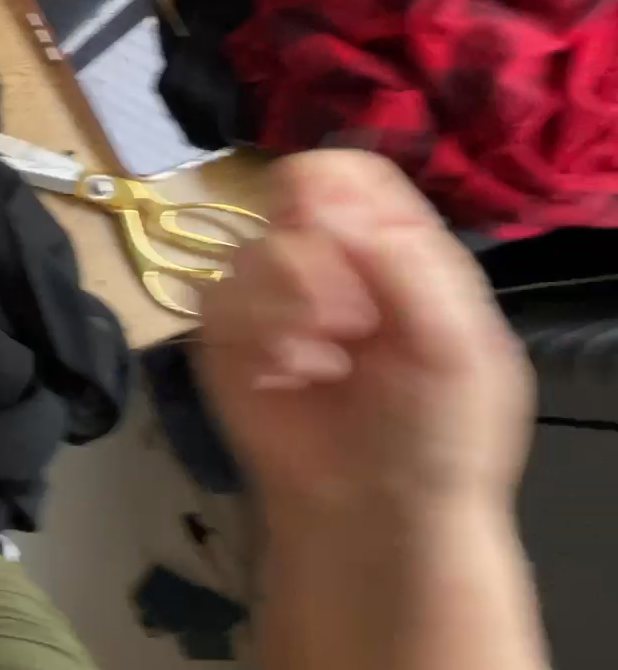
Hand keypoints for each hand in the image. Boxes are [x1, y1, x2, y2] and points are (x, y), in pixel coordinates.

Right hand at [199, 151, 533, 515]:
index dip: (328, 185)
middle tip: (350, 323)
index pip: (345, 172)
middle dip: (315, 271)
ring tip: (322, 360)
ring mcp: (263, 291)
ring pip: (245, 256)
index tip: (329, 231)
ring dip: (286, 312)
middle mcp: (321, 259)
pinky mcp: (219, 325)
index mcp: (389, 249)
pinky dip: (255, 338)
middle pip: (285, 211)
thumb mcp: (455, 348)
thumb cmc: (434, 427)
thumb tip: (315, 200)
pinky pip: (213, 299)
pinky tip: (287, 372)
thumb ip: (401, 266)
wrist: (365, 497)